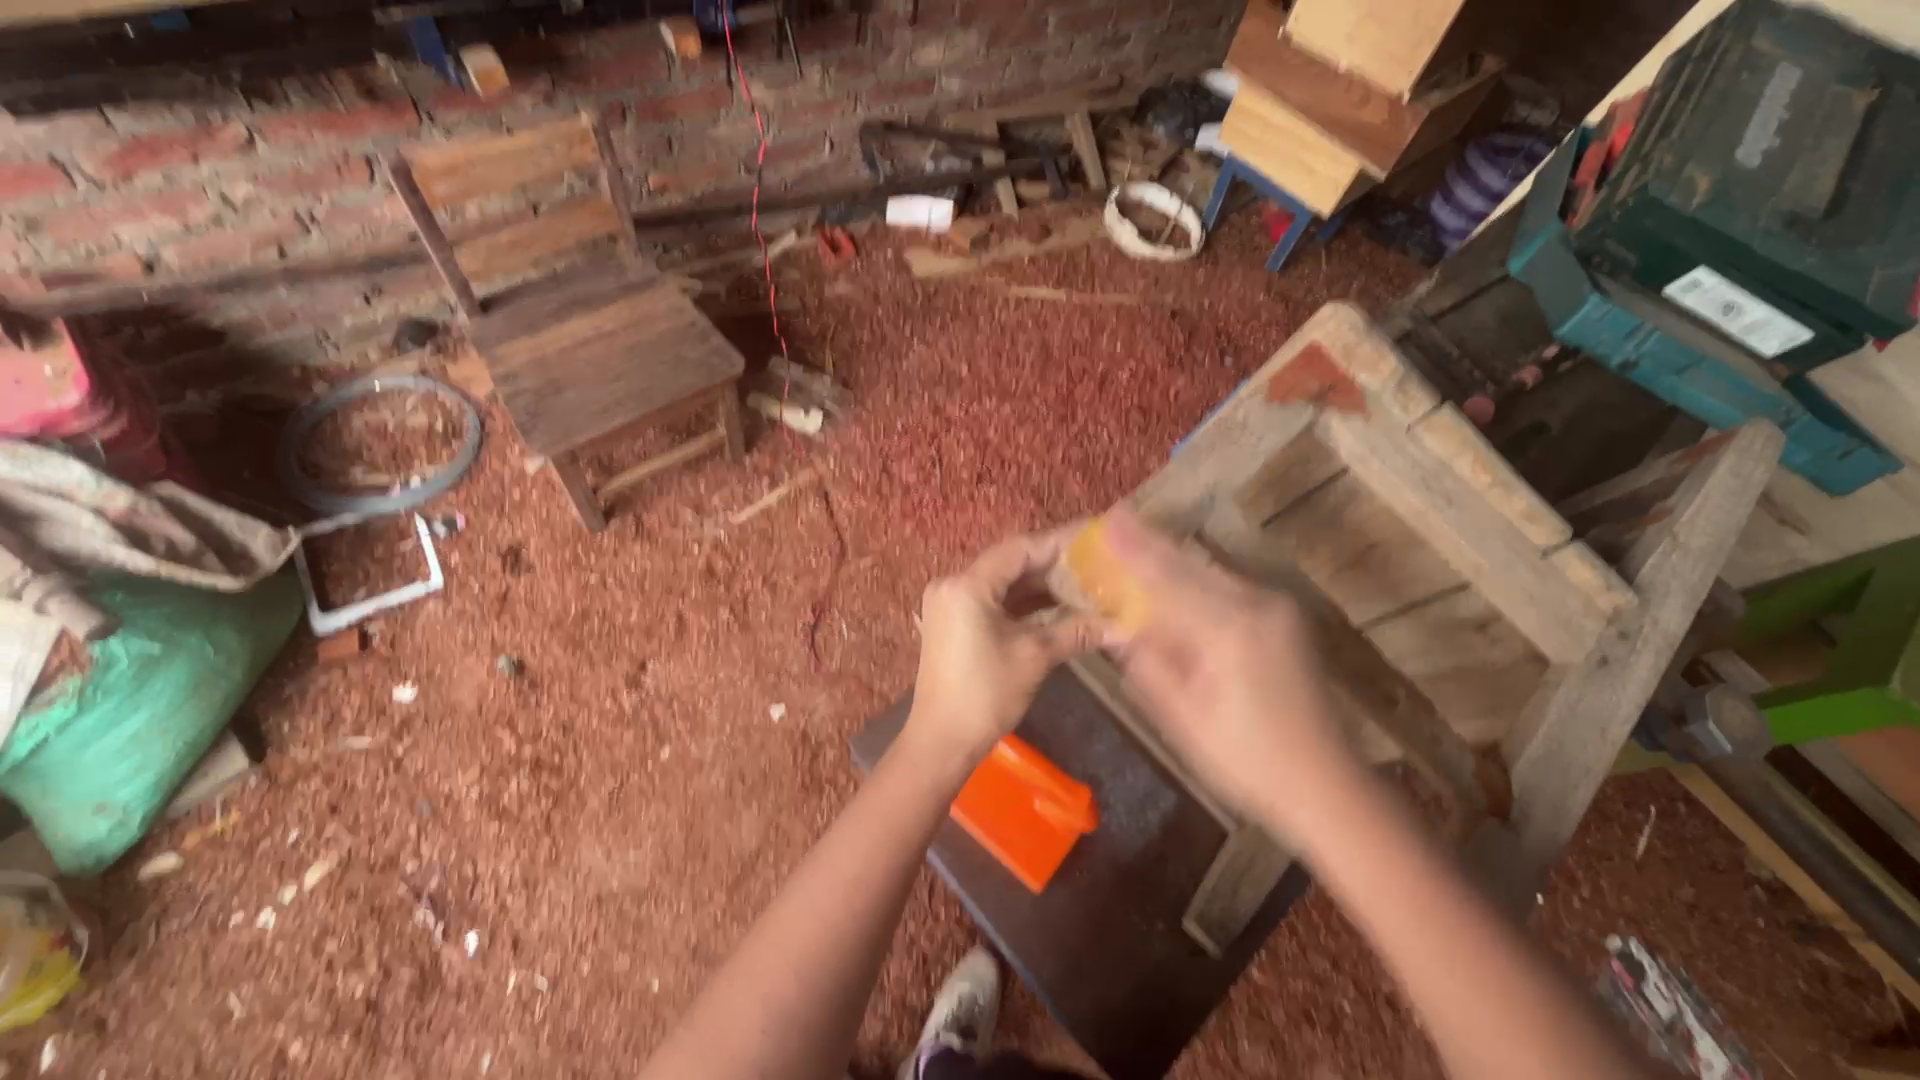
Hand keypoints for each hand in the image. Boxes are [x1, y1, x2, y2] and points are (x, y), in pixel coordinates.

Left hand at [906, 529, 1100, 763]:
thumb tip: (1121, 625)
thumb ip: (1076, 631)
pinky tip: (1057, 605)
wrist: (942, 741)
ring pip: (1003, 583)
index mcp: (967, 586)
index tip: (1093, 539)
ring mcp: (950, 604)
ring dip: (1040, 585)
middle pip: (1010, 563)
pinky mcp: (953, 623)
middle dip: (1053, 565)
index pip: (1020, 550)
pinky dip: (1023, 603)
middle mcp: (953, 585)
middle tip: (1095, 563)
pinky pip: (992, 601)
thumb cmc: (986, 695)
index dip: (1059, 543)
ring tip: (1083, 583)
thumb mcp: (1035, 657)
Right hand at [1103, 509, 1360, 843]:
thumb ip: (1151, 665)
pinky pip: (1230, 589)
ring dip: (1175, 560)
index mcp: (1228, 630)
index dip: (1135, 550)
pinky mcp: (1284, 621)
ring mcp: (1276, 610)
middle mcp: (1256, 606)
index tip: (1107, 521)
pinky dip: (1198, 581)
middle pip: (1192, 566)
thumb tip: (1118, 627)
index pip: (1169, 579)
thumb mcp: (1185, 719)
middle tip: (1117, 519)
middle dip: (1152, 545)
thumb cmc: (1247, 760)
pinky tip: (1177, 577)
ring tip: (1138, 539)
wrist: (1325, 783)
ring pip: (1212, 575)